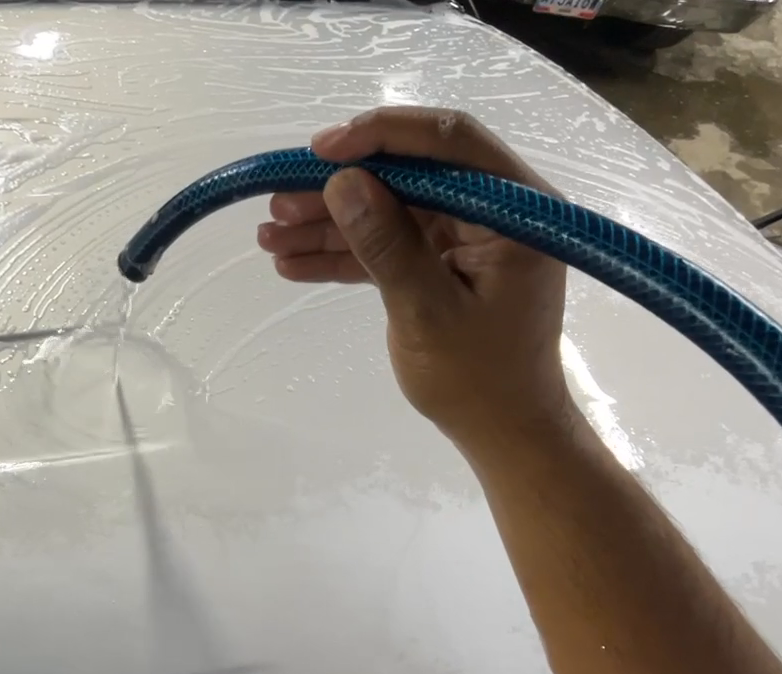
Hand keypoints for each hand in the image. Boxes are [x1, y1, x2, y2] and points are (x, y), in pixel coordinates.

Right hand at [255, 107, 573, 454]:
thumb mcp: (428, 313)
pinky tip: (294, 263)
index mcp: (512, 209)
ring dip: (329, 226)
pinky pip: (386, 249)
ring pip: (388, 214)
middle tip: (277, 203)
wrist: (501, 430)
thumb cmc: (478, 380)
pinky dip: (343, 257)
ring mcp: (463, 239)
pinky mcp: (438, 265)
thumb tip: (342, 182)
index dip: (381, 136)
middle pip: (407, 179)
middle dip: (339, 191)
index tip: (320, 152)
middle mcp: (491, 211)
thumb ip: (388, 245)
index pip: (447, 144)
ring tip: (269, 237)